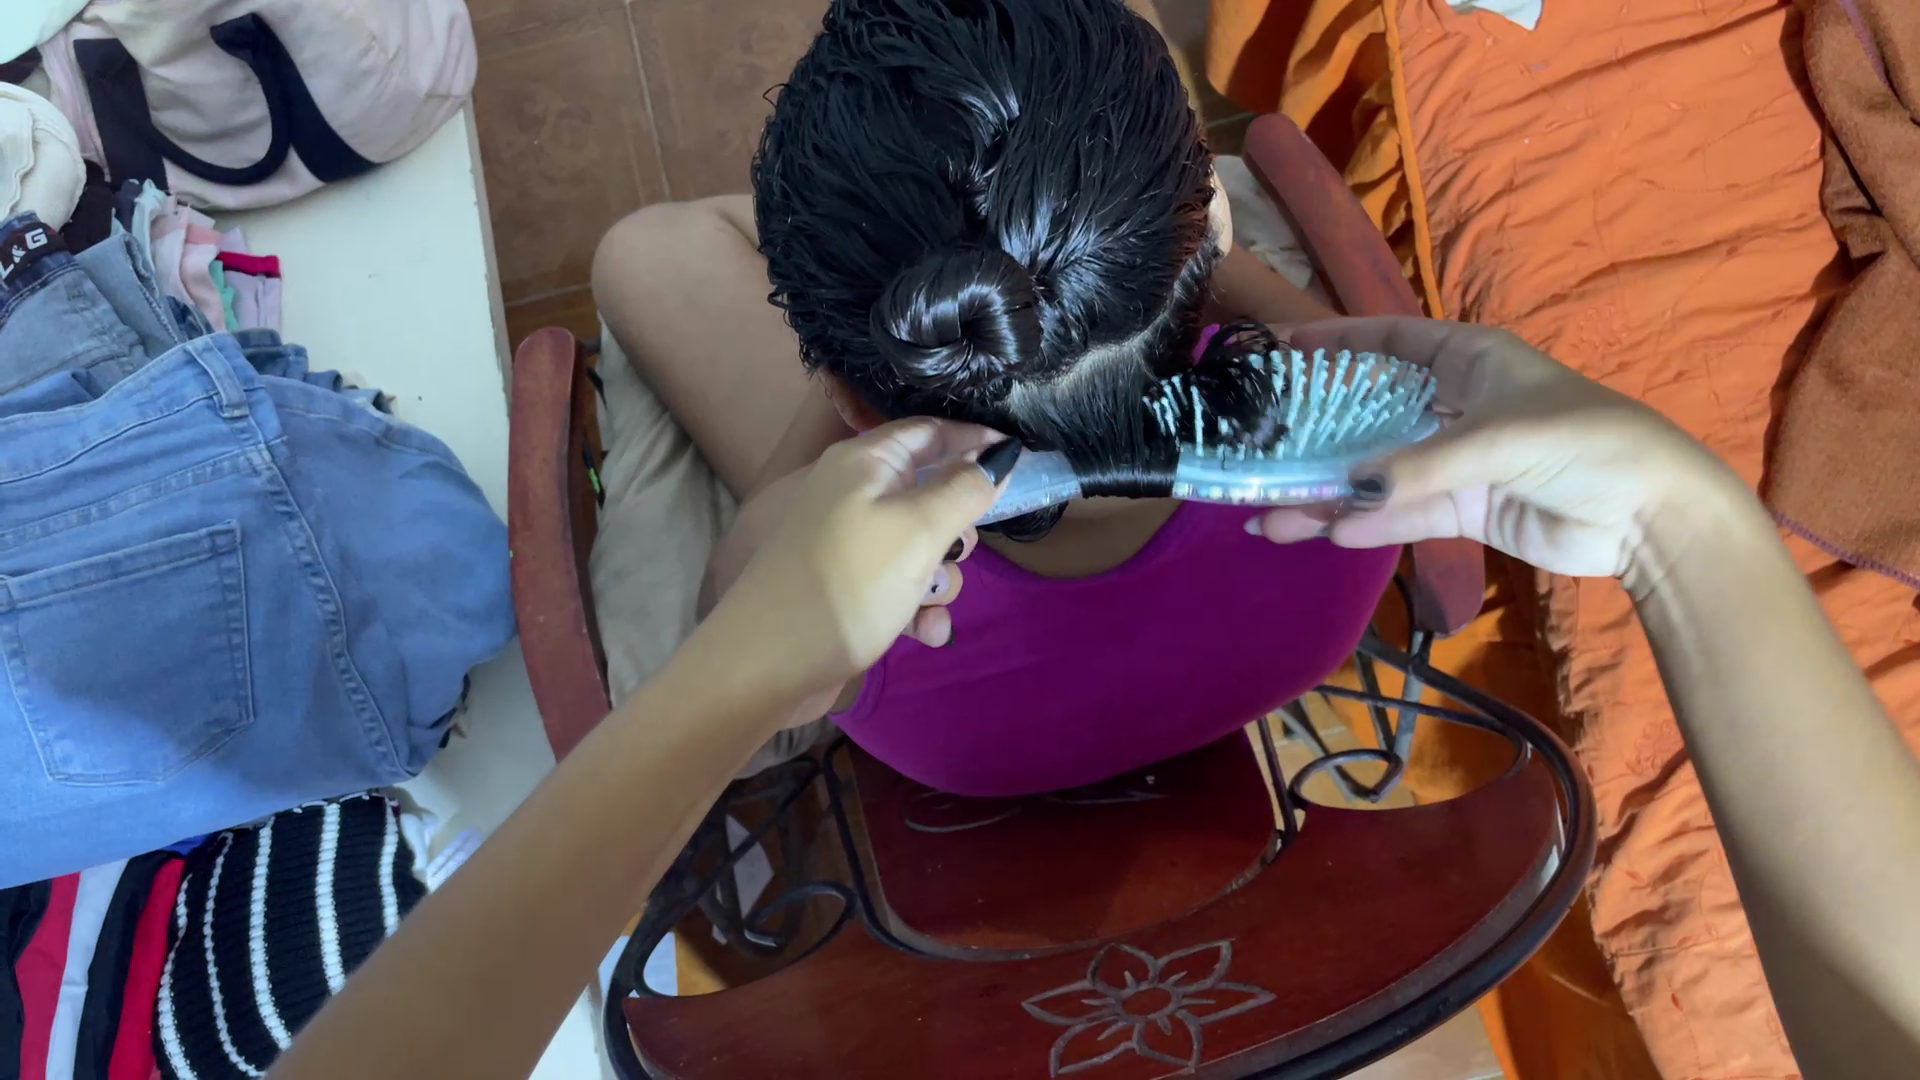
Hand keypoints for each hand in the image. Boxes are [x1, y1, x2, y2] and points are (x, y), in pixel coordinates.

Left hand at [694, 418, 1007, 708]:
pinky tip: (926, 633)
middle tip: (959, 551)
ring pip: (919, 544)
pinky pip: (898, 583)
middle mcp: (852, 494)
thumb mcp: (917, 532)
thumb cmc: (848, 585)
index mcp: (864, 463)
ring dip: (939, 577)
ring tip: (932, 605)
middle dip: (956, 526)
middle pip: (927, 491)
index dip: (975, 440)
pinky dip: (917, 605)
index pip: (930, 431)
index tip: (1020, 459)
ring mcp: (848, 543)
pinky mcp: (847, 586)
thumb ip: (963, 490)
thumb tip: (997, 458)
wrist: (764, 668)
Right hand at [1249, 317, 1734, 578]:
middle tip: (1259, 451)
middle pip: (1366, 416)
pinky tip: (1323, 534)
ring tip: (1271, 520)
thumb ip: (1419, 466)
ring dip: (1325, 498)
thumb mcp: (1501, 440)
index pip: (1389, 341)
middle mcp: (1449, 406)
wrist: (1652, 519)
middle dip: (1315, 437)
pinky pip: (1396, 513)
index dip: (1337, 341)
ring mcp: (1447, 461)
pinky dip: (1363, 524)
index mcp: (1467, 361)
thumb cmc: (1588, 444)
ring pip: (1372, 475)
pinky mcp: (1454, 507)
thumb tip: (1345, 489)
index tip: (1283, 349)